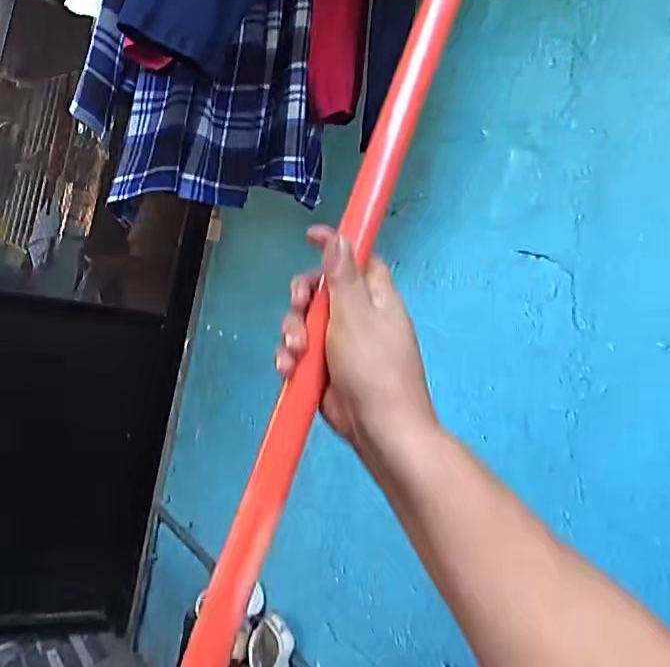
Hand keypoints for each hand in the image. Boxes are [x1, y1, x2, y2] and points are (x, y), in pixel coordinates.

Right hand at [277, 225, 438, 450]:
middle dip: (302, 299)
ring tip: (296, 353)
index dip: (336, 247)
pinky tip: (289, 368)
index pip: (356, 260)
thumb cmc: (374, 367)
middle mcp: (358, 316)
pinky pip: (300, 350)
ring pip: (304, 321)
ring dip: (292, 333)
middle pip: (320, 289)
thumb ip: (343, 276)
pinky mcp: (324, 366)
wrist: (380, 431)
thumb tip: (340, 237)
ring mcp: (340, 342)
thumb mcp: (355, 315)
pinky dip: (291, 356)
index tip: (310, 237)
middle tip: (299, 307)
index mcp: (375, 299)